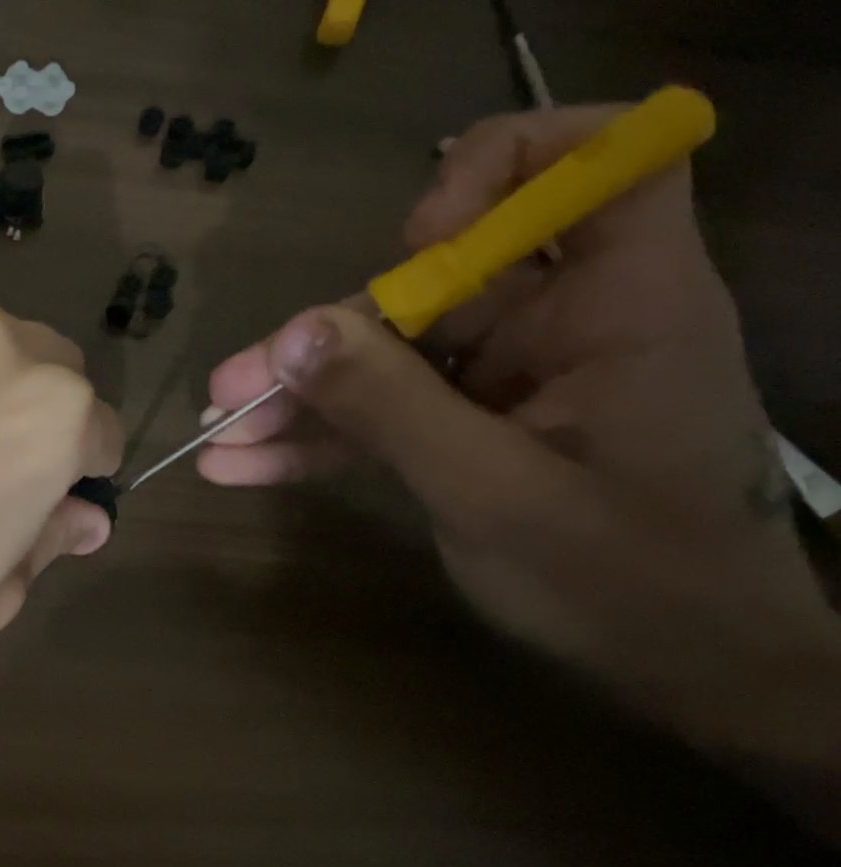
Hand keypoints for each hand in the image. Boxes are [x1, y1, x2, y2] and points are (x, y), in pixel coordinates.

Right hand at [195, 106, 840, 760]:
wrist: (679, 670)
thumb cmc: (624, 581)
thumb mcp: (493, 493)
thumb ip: (393, 408)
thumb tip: (293, 334)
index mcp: (622, 306)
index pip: (598, 165)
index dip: (503, 171)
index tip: (420, 239)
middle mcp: (561, 326)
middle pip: (434, 283)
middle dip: (327, 333)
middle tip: (234, 384)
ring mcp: (507, 382)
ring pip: (389, 355)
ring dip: (301, 394)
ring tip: (218, 434)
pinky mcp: (468, 430)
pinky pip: (383, 414)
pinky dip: (319, 438)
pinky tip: (244, 466)